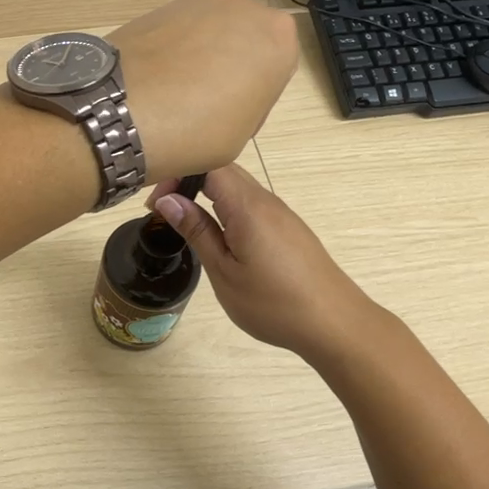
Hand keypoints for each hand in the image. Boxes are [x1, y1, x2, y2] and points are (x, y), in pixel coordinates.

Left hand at [108, 0, 297, 180]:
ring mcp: (197, 0)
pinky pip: (178, 32)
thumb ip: (249, 101)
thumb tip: (229, 93)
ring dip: (201, 57)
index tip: (232, 119)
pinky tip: (155, 81)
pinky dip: (172, 52)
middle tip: (204, 106)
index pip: (276, 69)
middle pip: (245, 41)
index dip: (255, 98)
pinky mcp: (158, 6)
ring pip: (212, 33)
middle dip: (230, 67)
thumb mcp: (242, 134)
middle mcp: (243, 5)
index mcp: (278, 37)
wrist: (116, 112)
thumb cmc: (192, 131)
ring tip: (174, 95)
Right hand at [149, 165, 378, 358]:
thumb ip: (197, 232)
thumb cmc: (274, 303)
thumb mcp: (224, 272)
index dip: (178, 173)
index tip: (155, 202)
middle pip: (223, 170)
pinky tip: (217, 235)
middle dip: (188, 181)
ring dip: (207, 195)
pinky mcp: (288, 228)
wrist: (334, 324)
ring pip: (238, 187)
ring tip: (184, 221)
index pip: (209, 164)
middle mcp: (266, 200)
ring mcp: (280, 214)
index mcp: (248, 206)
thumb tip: (167, 201)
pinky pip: (251, 204)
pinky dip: (227, 209)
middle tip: (162, 209)